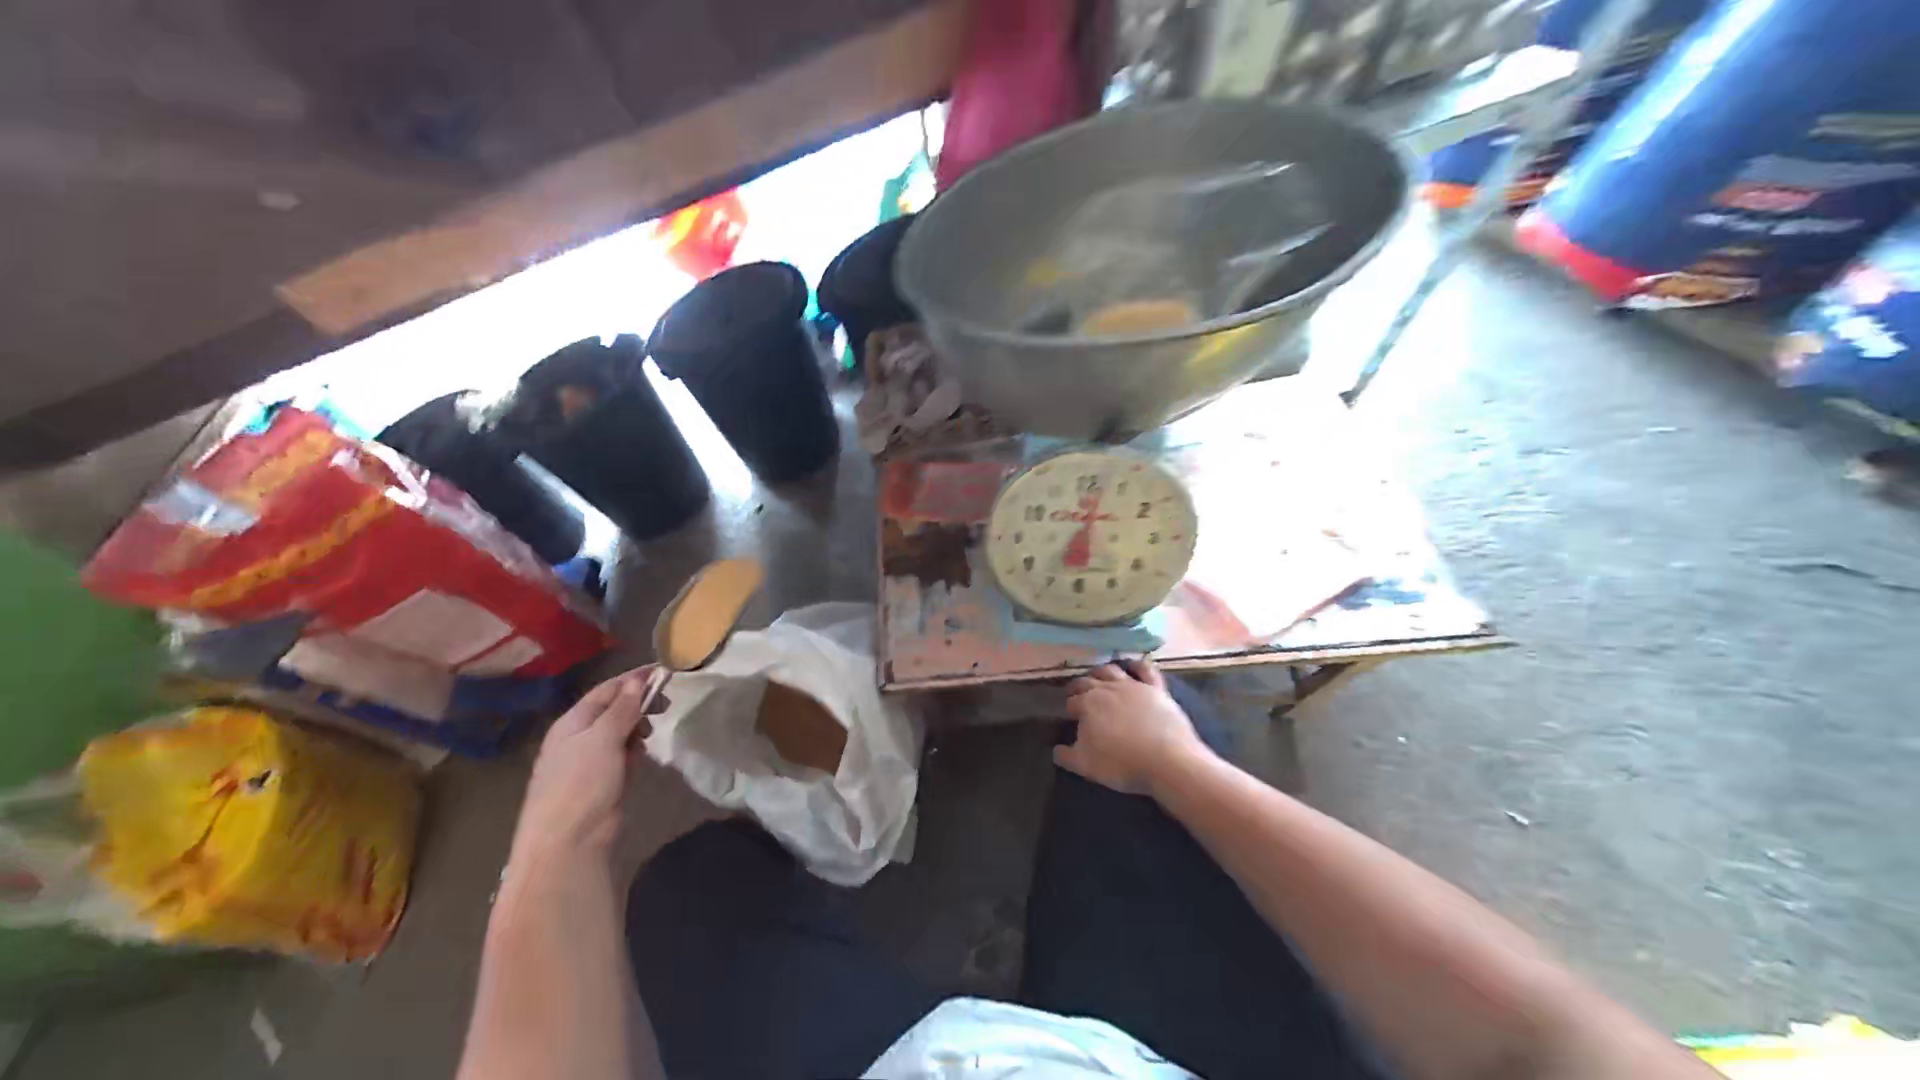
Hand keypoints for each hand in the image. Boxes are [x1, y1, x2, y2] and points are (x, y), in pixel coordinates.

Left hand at [509, 668, 665, 867]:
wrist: (568, 842)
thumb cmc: (581, 783)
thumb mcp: (602, 738)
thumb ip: (622, 709)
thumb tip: (637, 681)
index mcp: (572, 722)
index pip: (607, 689)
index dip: (634, 679)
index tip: (664, 672)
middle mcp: (579, 737)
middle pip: (614, 709)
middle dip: (639, 703)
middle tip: (666, 705)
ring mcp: (590, 761)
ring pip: (620, 732)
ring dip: (637, 727)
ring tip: (651, 733)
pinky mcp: (602, 781)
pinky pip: (622, 755)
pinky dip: (634, 750)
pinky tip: (642, 755)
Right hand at [1058, 659, 1211, 796]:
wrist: (1167, 760)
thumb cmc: (1121, 763)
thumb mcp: (1086, 766)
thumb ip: (1067, 756)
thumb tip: (1056, 750)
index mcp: (1088, 704)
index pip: (1073, 701)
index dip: (1070, 707)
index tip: (1070, 714)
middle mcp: (1107, 688)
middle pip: (1088, 681)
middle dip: (1079, 687)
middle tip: (1076, 693)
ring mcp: (1133, 686)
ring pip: (1112, 670)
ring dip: (1101, 672)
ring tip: (1098, 677)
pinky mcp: (1156, 688)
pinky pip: (1145, 670)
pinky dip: (1137, 665)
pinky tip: (1133, 666)